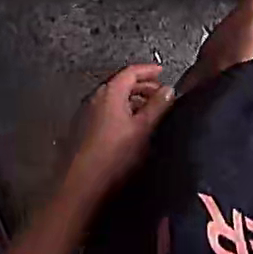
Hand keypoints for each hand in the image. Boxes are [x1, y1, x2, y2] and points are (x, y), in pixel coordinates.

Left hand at [57, 63, 174, 203]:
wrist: (84, 183)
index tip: (162, 72)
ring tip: (150, 110)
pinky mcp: (86, 128)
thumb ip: (157, 106)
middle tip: (160, 93)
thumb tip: (168, 90)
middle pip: (122, 83)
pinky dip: (123, 110)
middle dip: (143, 85)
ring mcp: (89, 112)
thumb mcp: (143, 128)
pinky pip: (108, 110)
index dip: (148, 70)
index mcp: (110, 92)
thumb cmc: (115, 154)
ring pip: (115, 98)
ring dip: (134, 99)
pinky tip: (133, 126)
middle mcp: (97, 97)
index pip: (131, 71)